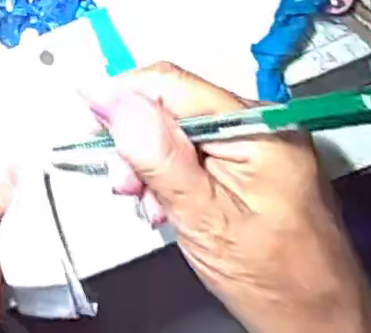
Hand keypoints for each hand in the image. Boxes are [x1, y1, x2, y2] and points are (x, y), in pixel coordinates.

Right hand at [85, 63, 370, 332]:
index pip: (170, 83)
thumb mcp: (205, 221)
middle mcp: (259, 121)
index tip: (92, 125)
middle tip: (123, 182)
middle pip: (170, 103)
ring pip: (174, 124)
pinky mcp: (249, 156)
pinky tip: (164, 199)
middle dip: (137, 139)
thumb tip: (109, 96)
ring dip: (149, 158)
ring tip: (145, 199)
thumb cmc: (278, 287)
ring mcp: (256, 138)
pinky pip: (191, 143)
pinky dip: (169, 168)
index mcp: (259, 128)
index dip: (123, 97)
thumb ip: (157, 155)